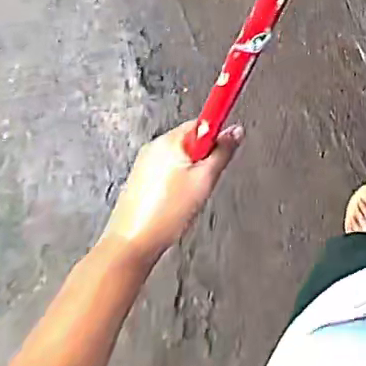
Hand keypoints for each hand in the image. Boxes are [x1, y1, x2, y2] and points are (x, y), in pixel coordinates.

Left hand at [97, 119, 243, 264]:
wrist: (130, 246)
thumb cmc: (164, 214)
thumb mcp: (205, 179)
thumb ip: (223, 151)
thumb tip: (235, 131)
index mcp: (171, 141)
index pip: (203, 120)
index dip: (219, 127)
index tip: (231, 118)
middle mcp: (155, 146)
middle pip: (193, 139)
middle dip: (205, 155)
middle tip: (207, 178)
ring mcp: (146, 163)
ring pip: (181, 157)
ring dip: (192, 170)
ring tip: (189, 196)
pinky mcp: (141, 180)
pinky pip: (168, 170)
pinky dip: (177, 181)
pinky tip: (176, 202)